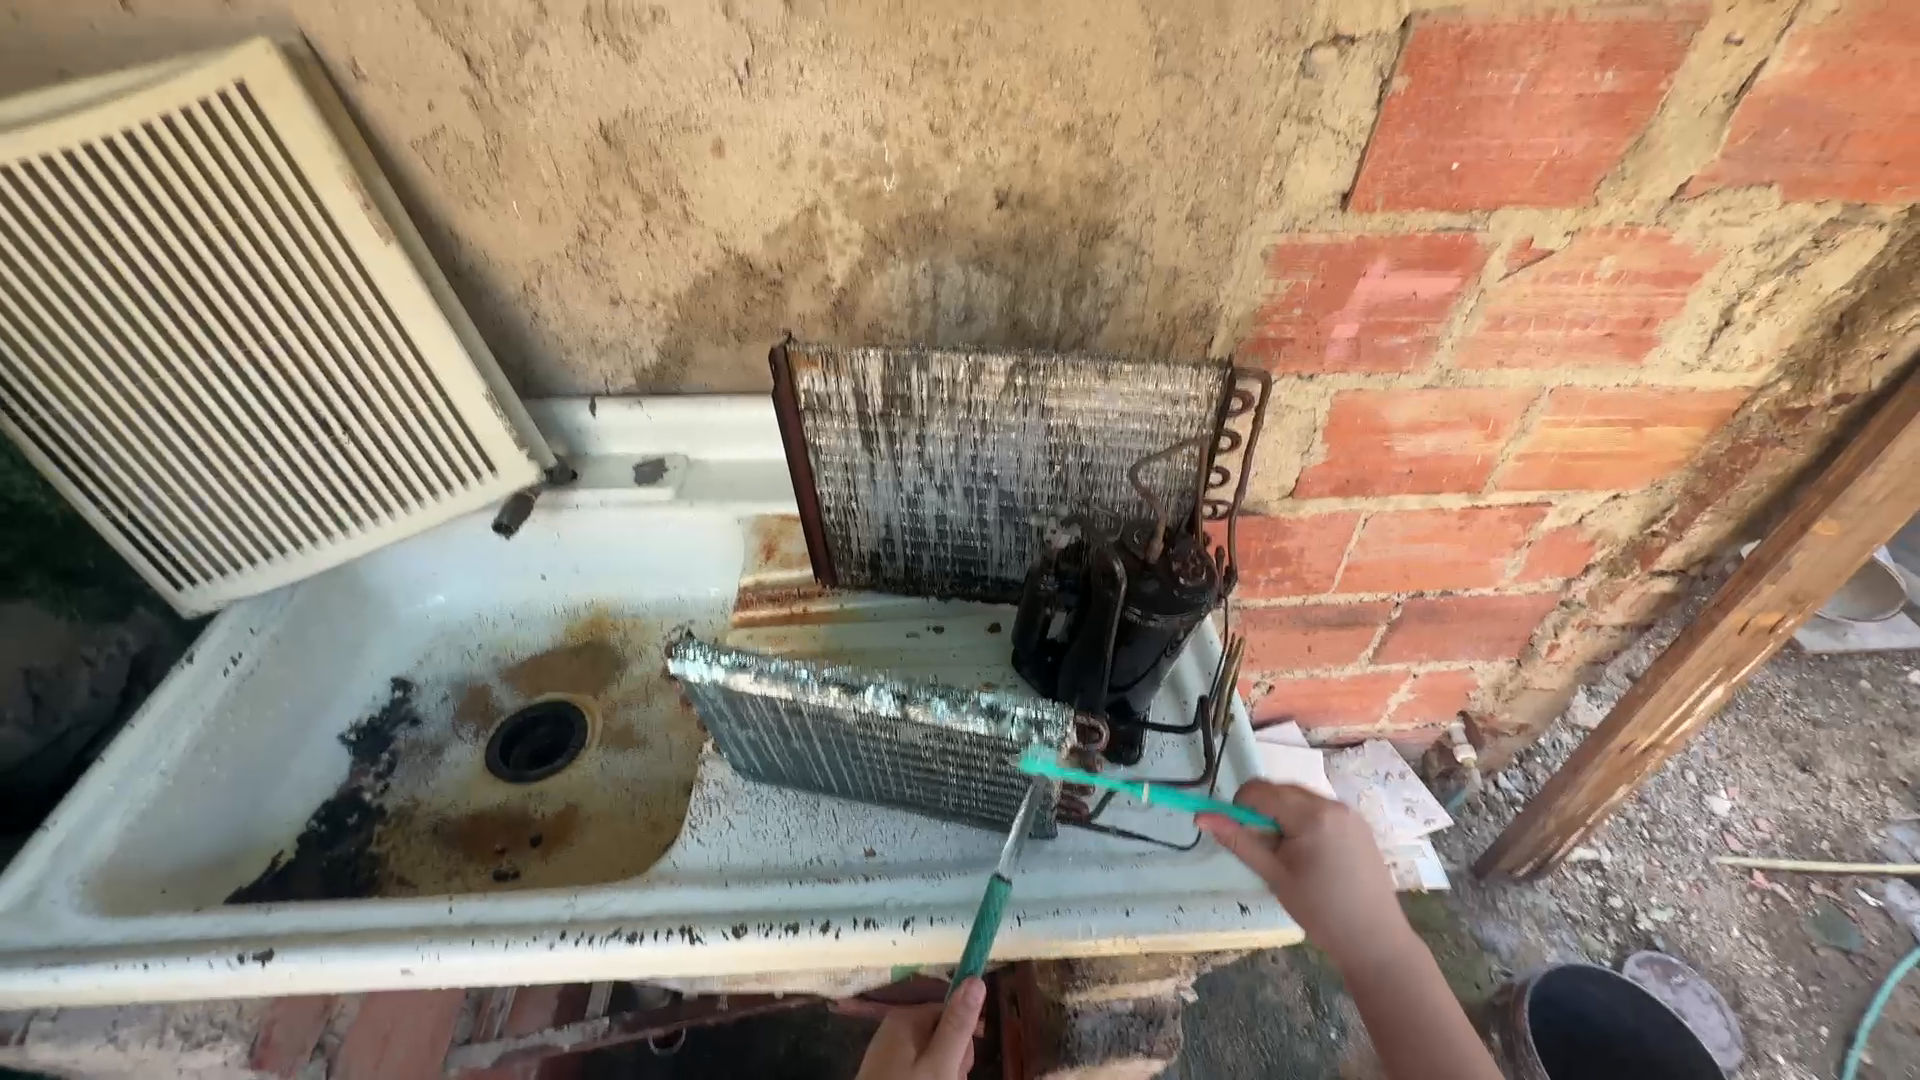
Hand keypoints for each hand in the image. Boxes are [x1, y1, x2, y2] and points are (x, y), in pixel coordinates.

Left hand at [853, 978, 984, 1079]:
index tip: (962, 1066)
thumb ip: (958, 1025)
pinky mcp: (886, 1075)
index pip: (950, 1012)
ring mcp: (889, 1054)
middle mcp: (895, 1029)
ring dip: (943, 1077)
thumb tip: (976, 978)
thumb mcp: (940, 1065)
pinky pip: (918, 1073)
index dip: (962, 1040)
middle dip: (952, 1063)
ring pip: (933, 1059)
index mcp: (906, 1018)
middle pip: (942, 1036)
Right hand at [1198, 781, 1411, 969]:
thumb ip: (1237, 840)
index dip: (1240, 806)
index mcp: (1311, 815)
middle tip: (1266, 849)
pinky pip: (1320, 809)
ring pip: (1299, 798)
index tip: (1242, 835)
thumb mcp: (1273, 875)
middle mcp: (1333, 804)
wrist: (1376, 942)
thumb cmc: (1320, 912)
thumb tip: (1201, 817)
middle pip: (1280, 790)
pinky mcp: (1359, 825)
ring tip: (1288, 854)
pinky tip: (1310, 855)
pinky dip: (1304, 820)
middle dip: (1263, 811)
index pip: (1260, 790)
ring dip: (1283, 815)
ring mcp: (1350, 813)